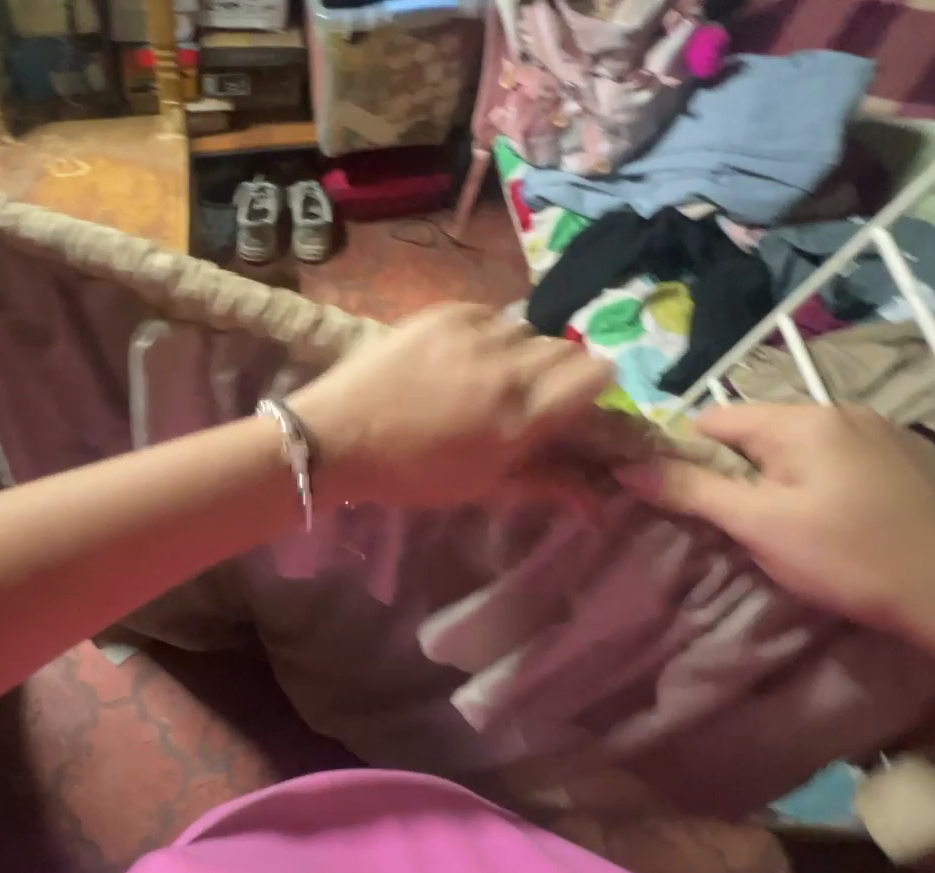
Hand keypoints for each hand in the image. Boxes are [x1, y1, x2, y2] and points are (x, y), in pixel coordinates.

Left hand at [289, 304, 613, 506]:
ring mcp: (474, 334)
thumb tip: (600, 498)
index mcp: (520, 418)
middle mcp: (506, 369)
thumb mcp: (479, 486)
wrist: (335, 437)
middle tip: (523, 393)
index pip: (595, 374)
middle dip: (556, 371)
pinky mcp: (443, 313)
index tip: (572, 399)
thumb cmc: (408, 473)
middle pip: (565, 349)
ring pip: (525, 330)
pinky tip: (456, 356)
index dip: (591, 385)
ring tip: (484, 374)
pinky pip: (488, 314)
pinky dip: (483, 333)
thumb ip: (545, 482)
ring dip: (517, 351)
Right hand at [616, 403, 934, 637]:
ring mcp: (885, 431)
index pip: (714, 420)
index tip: (694, 502)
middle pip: (758, 432)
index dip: (689, 458)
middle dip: (737, 470)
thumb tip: (625, 466)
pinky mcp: (912, 458)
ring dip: (779, 477)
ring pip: (800, 447)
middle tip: (743, 523)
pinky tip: (839, 521)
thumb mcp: (757, 525)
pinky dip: (822, 482)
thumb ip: (690, 490)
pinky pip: (840, 458)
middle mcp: (844, 411)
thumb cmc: (847, 558)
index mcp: (803, 420)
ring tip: (789, 526)